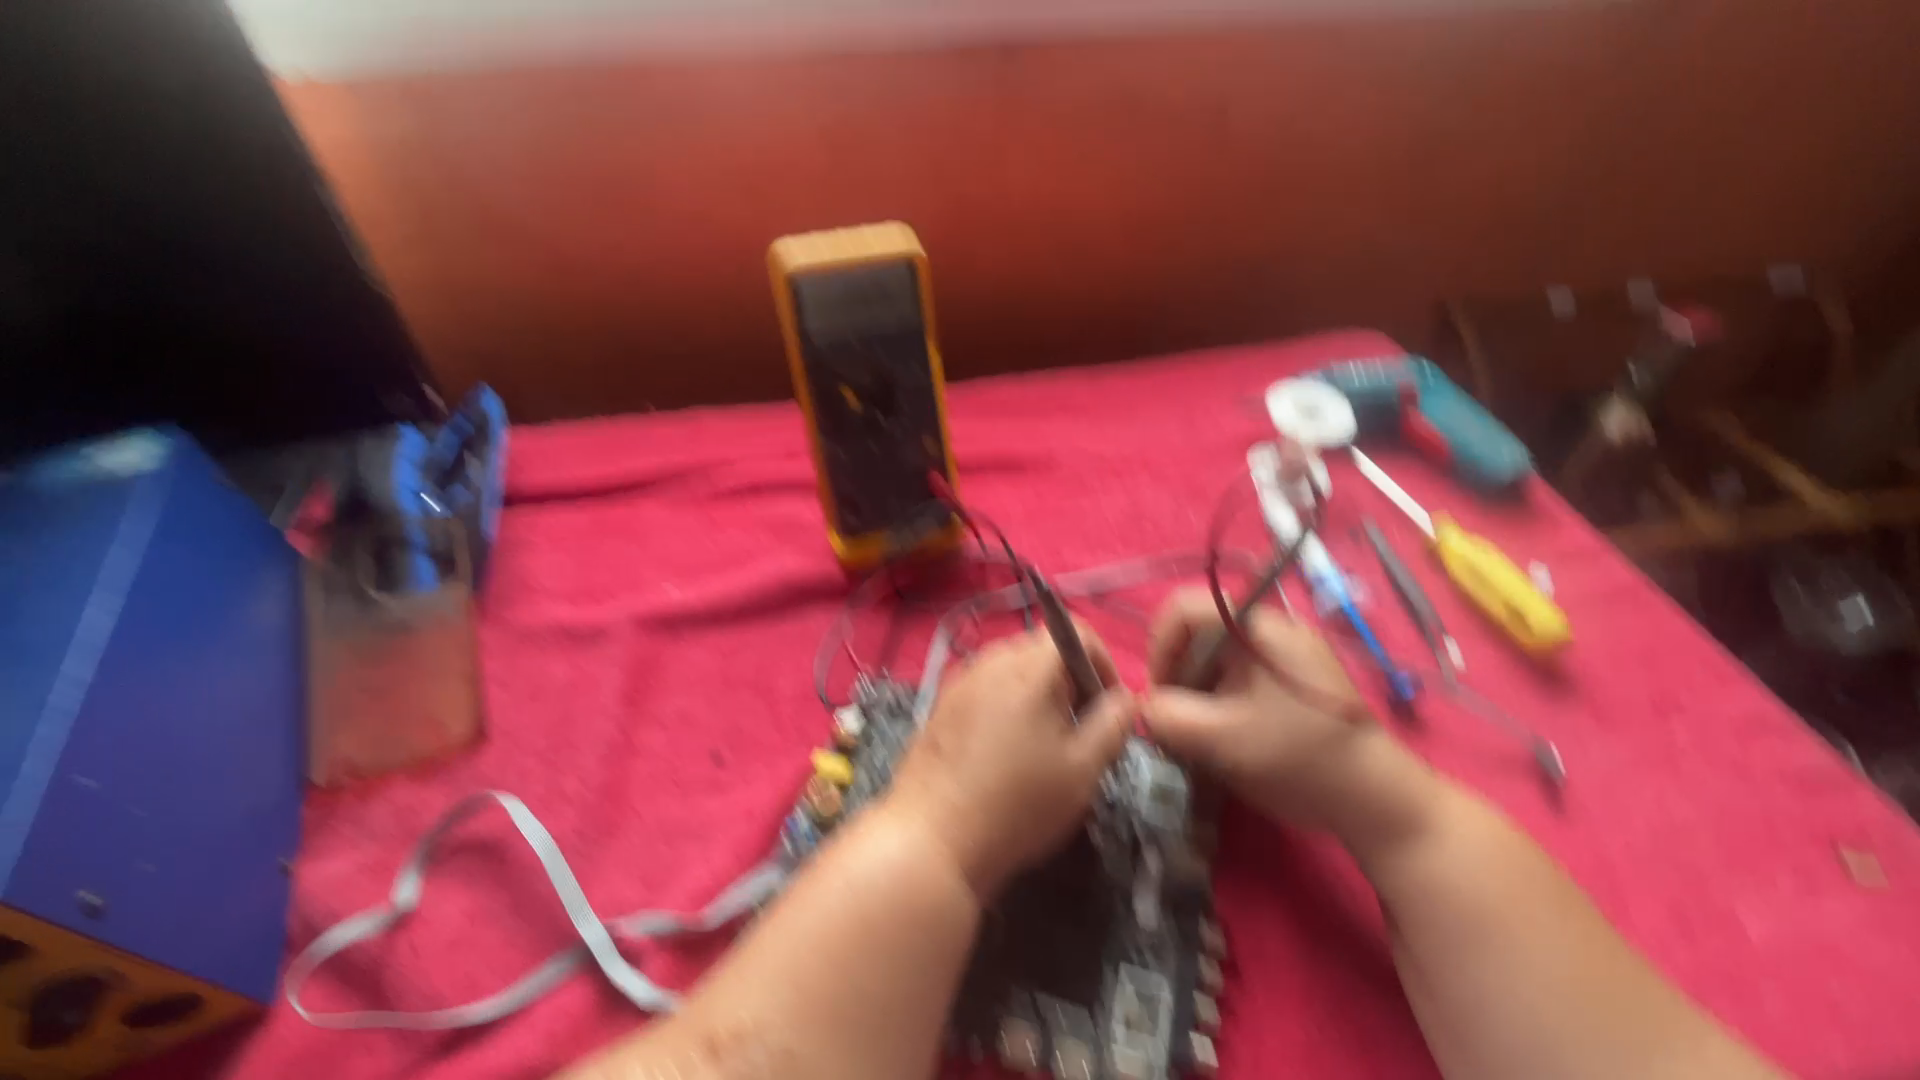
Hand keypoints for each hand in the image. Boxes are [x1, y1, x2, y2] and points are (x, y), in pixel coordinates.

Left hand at [885, 623, 1135, 900]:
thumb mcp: (1082, 770)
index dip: (1102, 662)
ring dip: (1038, 698)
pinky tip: (1005, 757)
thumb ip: (1112, 725)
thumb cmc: (1016, 804)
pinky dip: (1006, 709)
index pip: (1074, 630)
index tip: (1107, 709)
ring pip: (1013, 672)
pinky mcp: (940, 707)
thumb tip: (1124, 698)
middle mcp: (990, 661)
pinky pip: (986, 691)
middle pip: (1042, 650)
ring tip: (1043, 750)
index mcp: (1028, 667)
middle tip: (1080, 735)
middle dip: (1070, 683)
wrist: (930, 840)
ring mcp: (959, 683)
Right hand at [1140, 589, 1436, 849]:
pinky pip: (1233, 680)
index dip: (1160, 645)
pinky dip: (1215, 705)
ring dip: (1194, 695)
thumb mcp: (1224, 740)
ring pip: (1212, 660)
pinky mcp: (1286, 685)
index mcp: (1260, 628)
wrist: (1377, 802)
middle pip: (1197, 634)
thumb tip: (1142, 707)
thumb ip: (1170, 717)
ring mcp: (1280, 659)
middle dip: (1176, 676)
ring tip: (1197, 738)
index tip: (1160, 694)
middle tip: (1174, 723)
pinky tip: (1221, 740)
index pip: (1185, 607)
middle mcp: (1270, 632)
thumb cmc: (1301, 760)